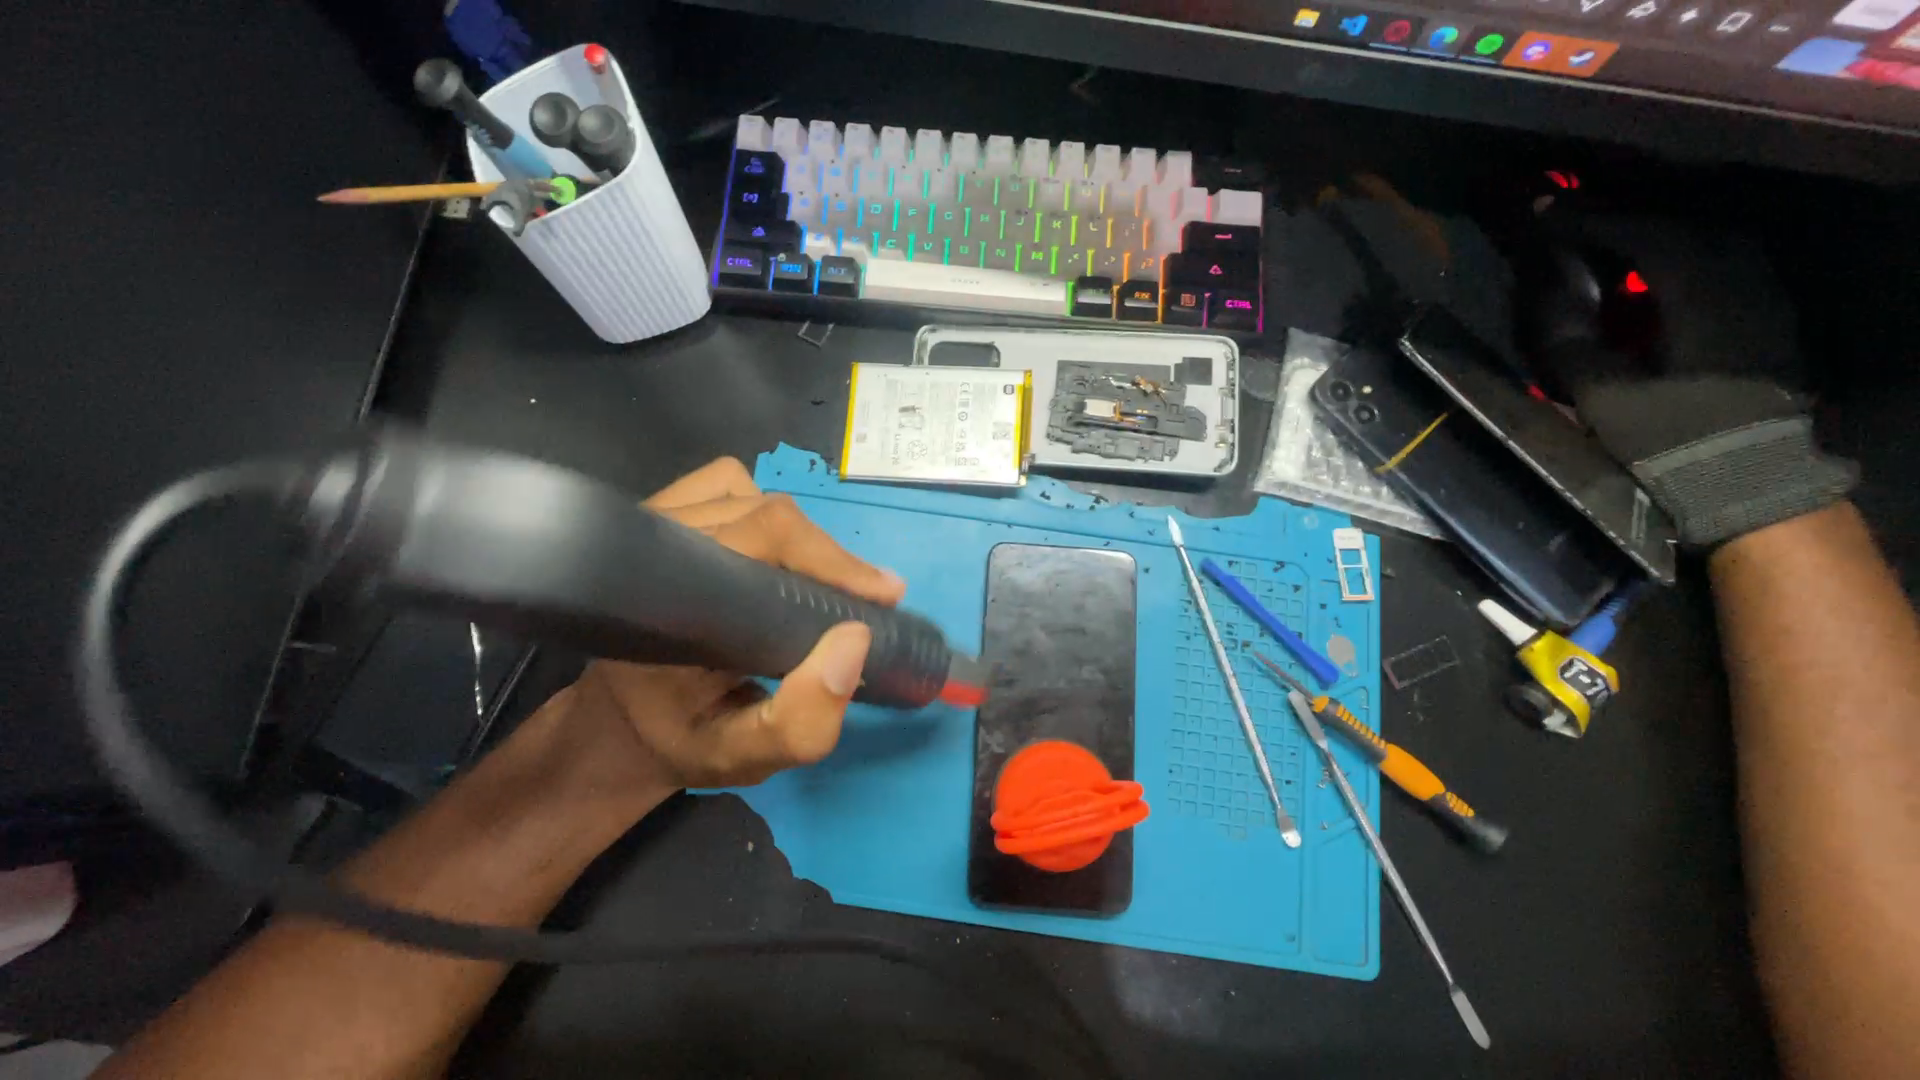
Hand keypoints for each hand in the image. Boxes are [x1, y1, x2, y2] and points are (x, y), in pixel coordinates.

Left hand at [563, 457, 905, 790]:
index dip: (831, 560)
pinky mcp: (659, 511)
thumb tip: (856, 639)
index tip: (882, 597)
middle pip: (766, 515)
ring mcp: (650, 521)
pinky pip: (728, 484)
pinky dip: (764, 509)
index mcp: (667, 601)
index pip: (764, 540)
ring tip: (820, 584)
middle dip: (828, 557)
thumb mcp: (743, 758)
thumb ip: (799, 722)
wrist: (622, 723)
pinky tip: (773, 555)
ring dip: (800, 537)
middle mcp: (651, 546)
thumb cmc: (684, 739)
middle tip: (868, 601)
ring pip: (751, 496)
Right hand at [1517, 213, 1854, 548]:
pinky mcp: (1765, 316)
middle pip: (1676, 225)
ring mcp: (1762, 296)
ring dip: (1646, 235)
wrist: (1748, 482)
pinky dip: (1671, 258)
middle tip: (1567, 217)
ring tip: (1600, 239)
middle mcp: (1741, 279)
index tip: (1541, 212)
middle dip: (1617, 219)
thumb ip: (1571, 339)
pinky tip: (1643, 272)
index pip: (1640, 234)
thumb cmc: (1670, 439)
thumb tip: (1546, 294)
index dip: (1586, 221)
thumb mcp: (1602, 395)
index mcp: (1701, 292)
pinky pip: (1716, 264)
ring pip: (1701, 241)